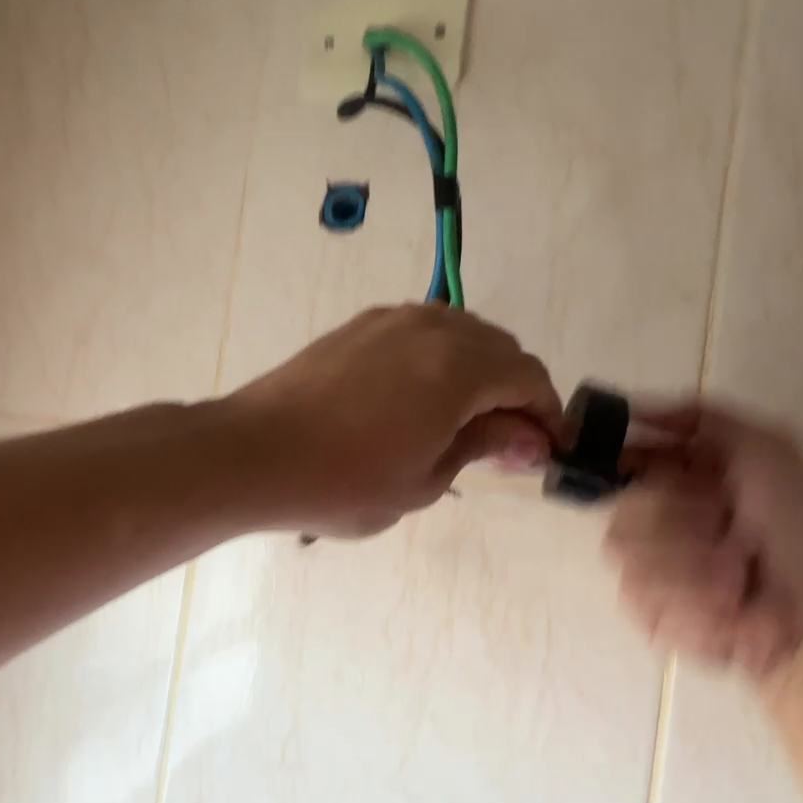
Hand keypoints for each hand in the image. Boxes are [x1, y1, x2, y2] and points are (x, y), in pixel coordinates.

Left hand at [225, 305, 561, 536]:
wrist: (255, 453)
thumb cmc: (344, 481)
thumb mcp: (426, 479)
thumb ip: (484, 445)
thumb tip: (529, 438)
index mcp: (458, 364)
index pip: (528, 377)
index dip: (547, 414)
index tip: (546, 450)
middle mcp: (431, 326)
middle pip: (499, 349)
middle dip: (515, 392)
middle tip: (506, 444)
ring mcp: (391, 320)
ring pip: (461, 335)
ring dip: (479, 373)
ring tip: (465, 423)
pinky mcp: (360, 326)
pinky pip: (422, 334)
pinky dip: (441, 361)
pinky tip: (422, 400)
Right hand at [604, 401, 802, 680]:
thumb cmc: (802, 528)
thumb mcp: (769, 449)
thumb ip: (704, 416)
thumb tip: (635, 407)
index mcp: (682, 477)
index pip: (625, 457)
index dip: (622, 458)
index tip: (634, 465)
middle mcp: (661, 517)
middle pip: (621, 504)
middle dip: (675, 518)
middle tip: (720, 528)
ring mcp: (651, 565)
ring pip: (623, 549)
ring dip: (686, 561)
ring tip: (733, 573)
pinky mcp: (650, 610)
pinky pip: (636, 594)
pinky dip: (685, 598)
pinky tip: (721, 602)